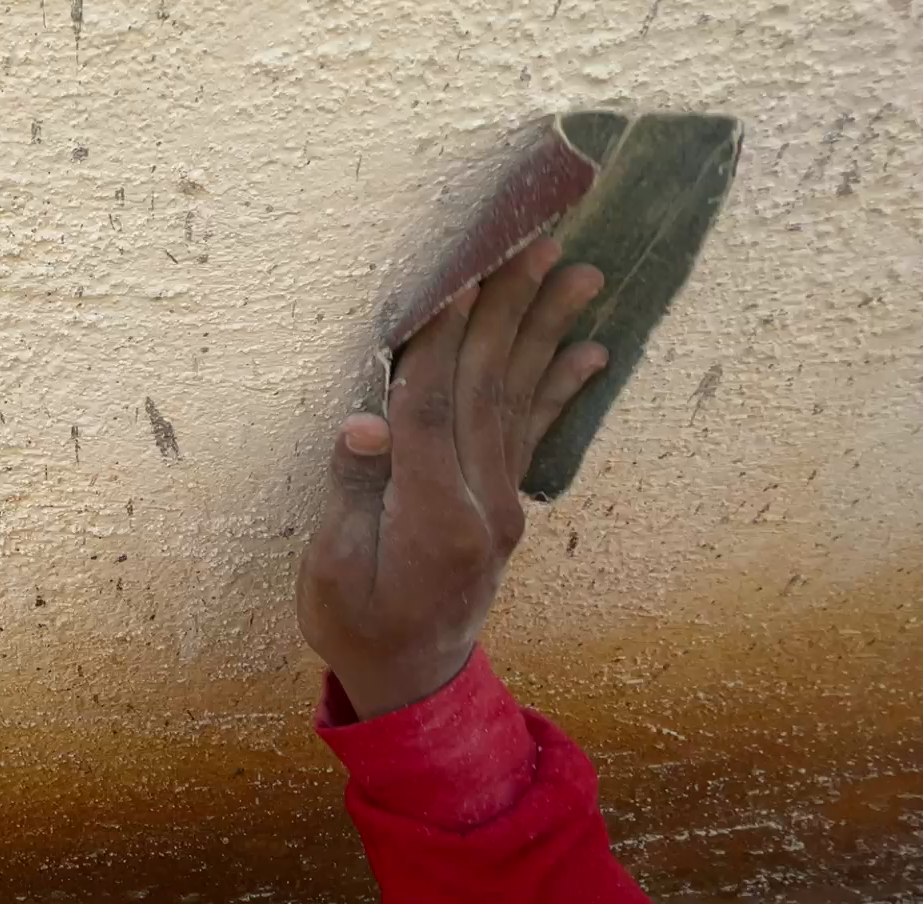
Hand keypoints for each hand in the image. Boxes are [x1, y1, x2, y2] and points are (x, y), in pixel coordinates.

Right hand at [297, 238, 607, 718]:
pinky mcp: (504, 504)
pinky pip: (532, 434)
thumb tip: (364, 423)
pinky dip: (561, 387)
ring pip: (518, 400)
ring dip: (545, 332)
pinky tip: (591, 350)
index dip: (438, 341)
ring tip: (578, 274)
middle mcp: (481, 501)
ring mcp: (501, 502)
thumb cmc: (355, 622)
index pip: (432, 408)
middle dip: (507, 312)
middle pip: (488, 389)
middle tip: (534, 243)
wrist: (412, 678)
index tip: (455, 274)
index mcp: (432, 515)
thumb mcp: (331, 568)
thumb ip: (350, 493)